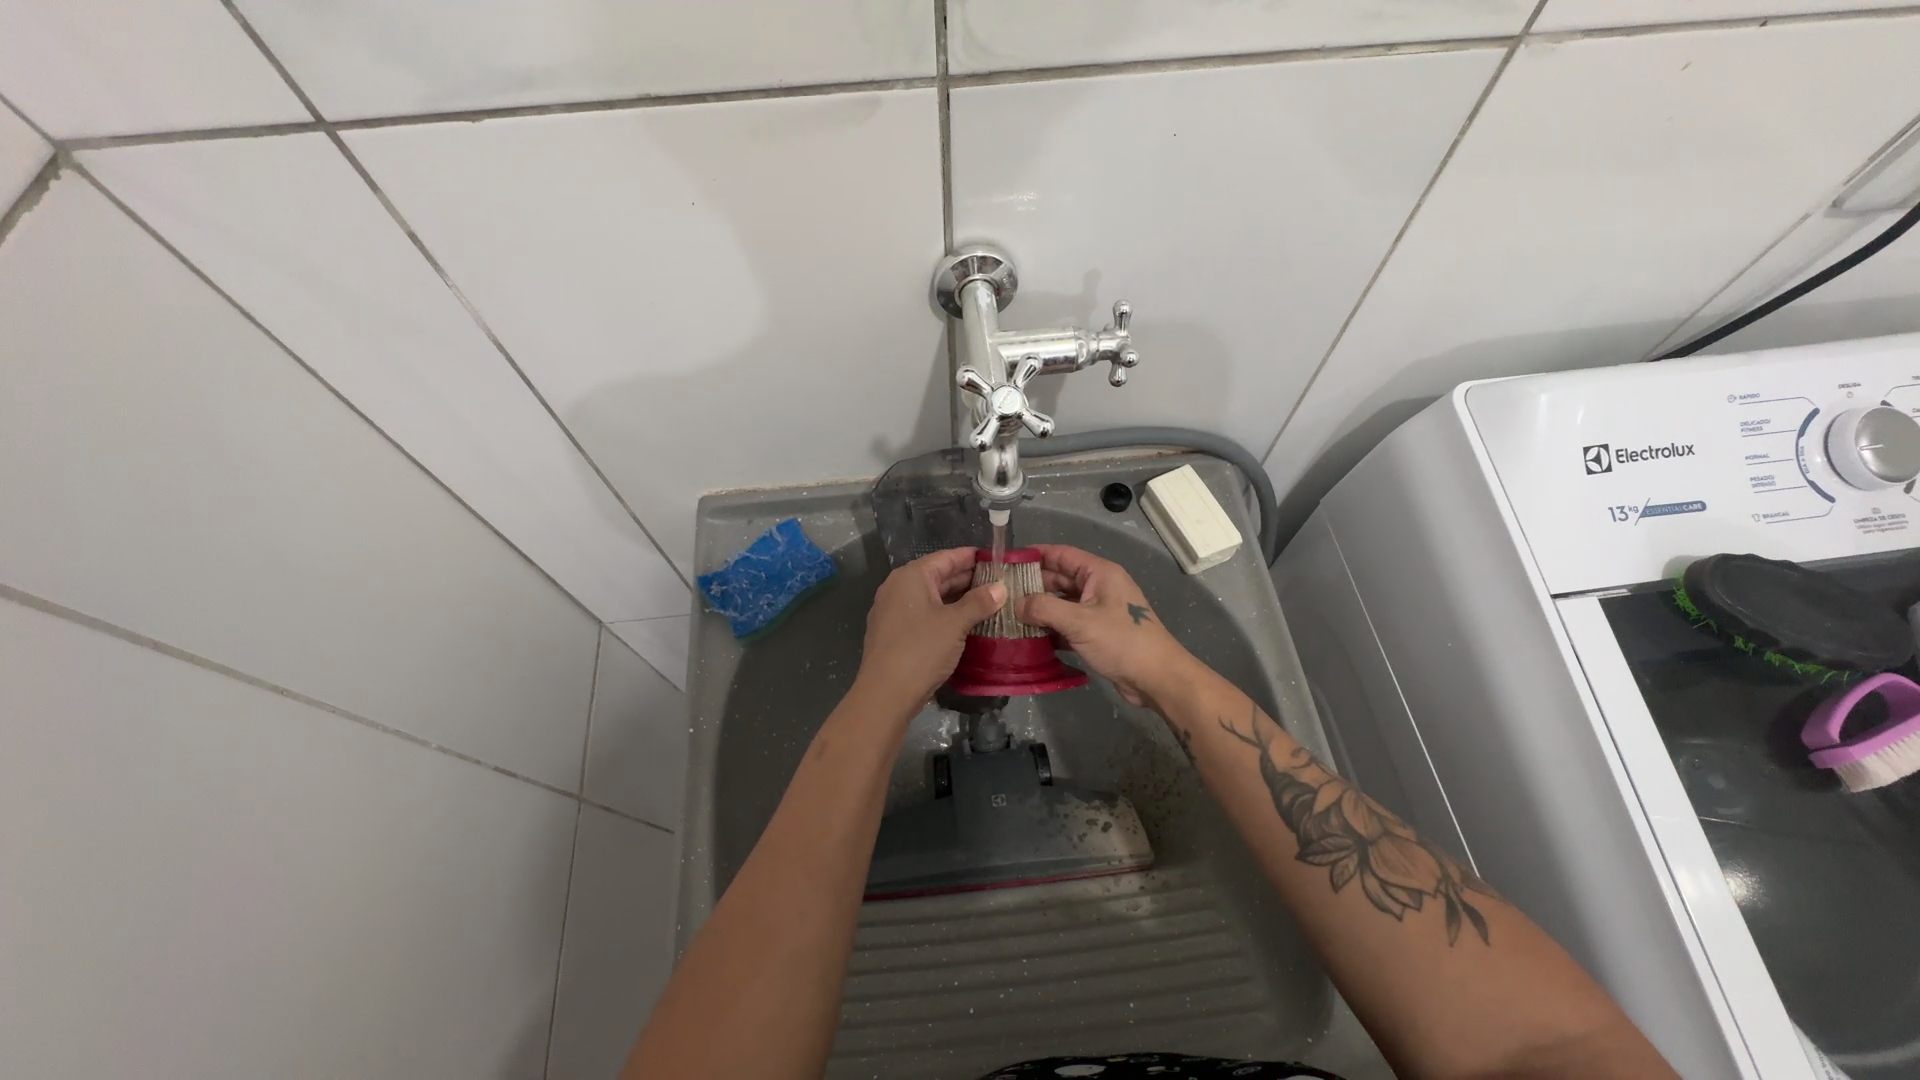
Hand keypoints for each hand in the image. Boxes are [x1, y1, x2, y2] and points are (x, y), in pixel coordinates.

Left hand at [852, 548, 1004, 718]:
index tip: (995, 559)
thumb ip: (979, 602)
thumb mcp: (955, 624)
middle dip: (967, 579)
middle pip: (937, 576)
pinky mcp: (893, 633)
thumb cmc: (921, 649)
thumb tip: (1000, 587)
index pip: (945, 557)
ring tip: (987, 603)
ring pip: (931, 597)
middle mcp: (898, 588)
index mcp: (911, 577)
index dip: (971, 557)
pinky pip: (923, 615)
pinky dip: (944, 615)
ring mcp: (892, 611)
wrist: (886, 693)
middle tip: (998, 583)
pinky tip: (964, 624)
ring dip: (957, 599)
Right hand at [1018, 544, 1197, 707]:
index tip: (1006, 561)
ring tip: (1007, 616)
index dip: (1034, 555)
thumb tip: (1015, 604)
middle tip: (1001, 594)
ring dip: (1038, 610)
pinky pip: (1067, 625)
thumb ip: (1044, 608)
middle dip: (1031, 586)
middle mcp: (1099, 587)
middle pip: (1059, 579)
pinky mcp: (1097, 634)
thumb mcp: (1080, 621)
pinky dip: (1050, 629)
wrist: (1156, 678)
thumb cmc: (1122, 641)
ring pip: (1061, 604)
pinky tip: (1027, 637)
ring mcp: (1098, 611)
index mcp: (1100, 573)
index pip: (1061, 554)